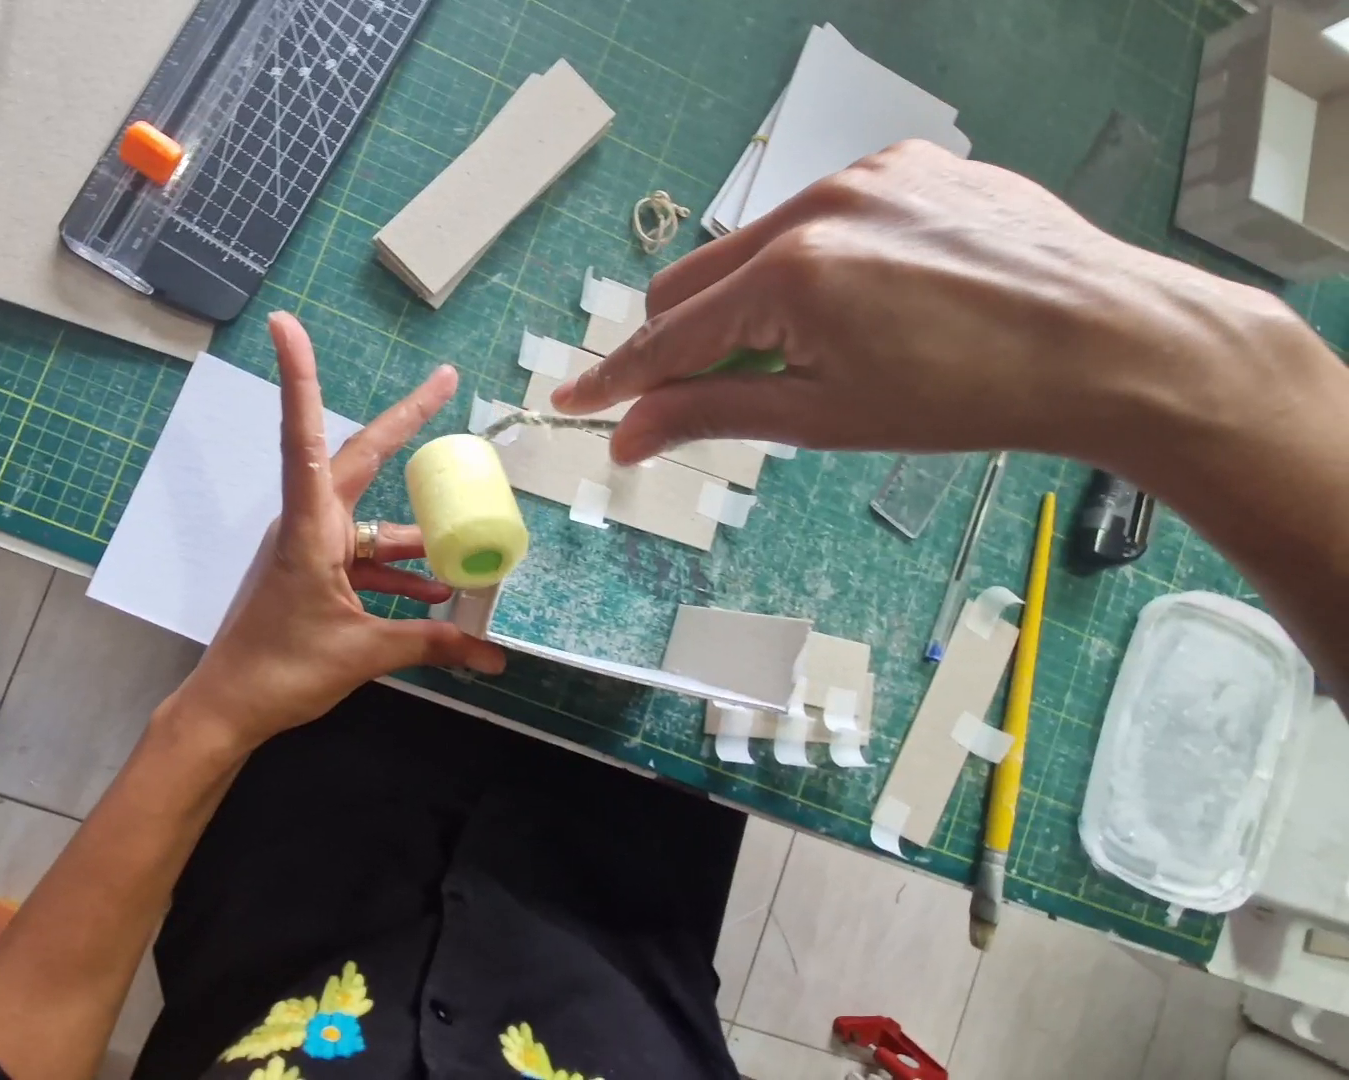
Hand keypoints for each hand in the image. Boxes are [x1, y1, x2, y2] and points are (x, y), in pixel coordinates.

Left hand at [162, 313, 505, 753]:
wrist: (229, 709)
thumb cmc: (282, 672)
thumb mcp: (364, 653)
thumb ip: (432, 645)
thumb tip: (493, 655)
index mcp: (309, 528)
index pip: (304, 437)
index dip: (299, 378)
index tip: (287, 323)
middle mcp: (308, 524)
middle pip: (360, 461)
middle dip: (405, 425)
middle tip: (444, 385)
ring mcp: (310, 548)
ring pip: (371, 520)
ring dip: (415, 534)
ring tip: (466, 547)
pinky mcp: (313, 574)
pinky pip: (363, 557)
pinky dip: (397, 570)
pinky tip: (435, 594)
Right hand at [551, 140, 1328, 482]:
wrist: (1116, 345)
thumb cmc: (967, 398)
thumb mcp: (818, 418)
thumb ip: (707, 414)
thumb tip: (628, 435)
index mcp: (791, 276)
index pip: (667, 338)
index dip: (613, 379)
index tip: (572, 402)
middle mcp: (816, 206)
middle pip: (687, 285)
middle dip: (677, 344)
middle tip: (704, 391)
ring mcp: (863, 177)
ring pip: (742, 249)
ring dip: (738, 305)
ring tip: (803, 348)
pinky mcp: (905, 165)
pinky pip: (807, 218)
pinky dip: (796, 267)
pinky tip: (850, 301)